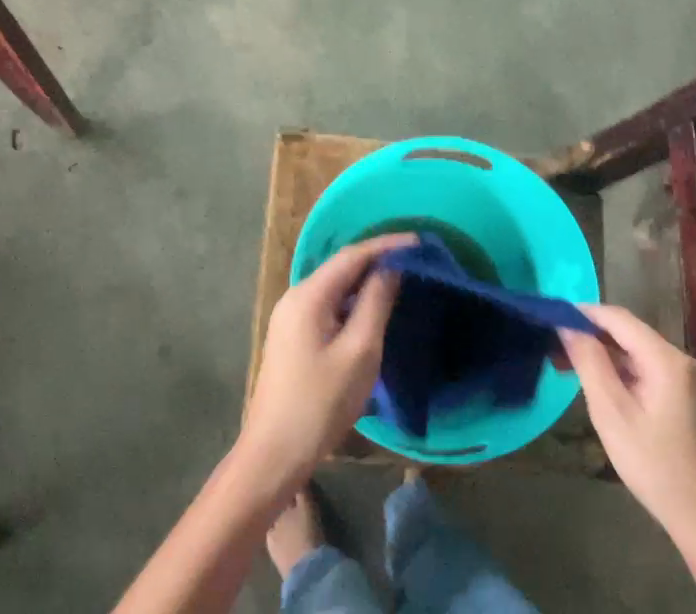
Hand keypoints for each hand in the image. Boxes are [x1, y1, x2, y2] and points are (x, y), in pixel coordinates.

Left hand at [238, 234, 407, 491]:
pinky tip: (374, 310)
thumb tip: (391, 269)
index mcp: (307, 297)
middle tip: (416, 259)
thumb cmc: (320, 403)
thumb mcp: (359, 352)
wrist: (274, 453)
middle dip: (378, 259)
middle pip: (341, 267)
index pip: (351, 256)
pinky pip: (328, 306)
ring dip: (366, 281)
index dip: (387, 245)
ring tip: (403, 279)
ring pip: (335, 288)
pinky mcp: (293, 339)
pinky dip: (354, 302)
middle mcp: (295, 299)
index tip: (421, 242)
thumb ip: (376, 304)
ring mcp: (290, 320)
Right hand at [560, 304, 695, 539]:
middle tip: (553, 347)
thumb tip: (567, 326)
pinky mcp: (691, 398)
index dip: (583, 313)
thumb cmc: (654, 465)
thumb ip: (589, 364)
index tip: (551, 316)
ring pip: (639, 354)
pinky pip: (651, 371)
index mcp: (667, 359)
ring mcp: (691, 380)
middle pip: (631, 334)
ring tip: (568, 366)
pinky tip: (601, 386)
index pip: (619, 318)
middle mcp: (683, 360)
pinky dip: (623, 372)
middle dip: (591, 335)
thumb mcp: (612, 413)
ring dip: (605, 355)